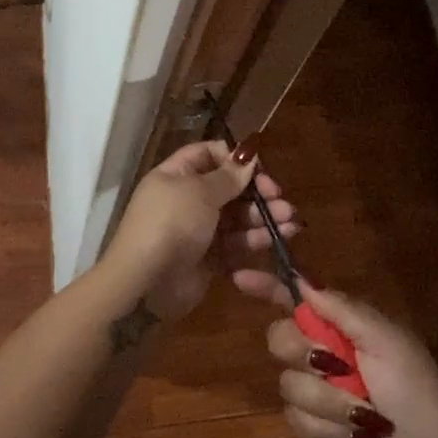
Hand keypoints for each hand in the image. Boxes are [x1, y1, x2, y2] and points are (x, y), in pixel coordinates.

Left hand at [103, 141, 299, 319]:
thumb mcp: (199, 193)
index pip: (209, 155)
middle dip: (258, 192)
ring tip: (290, 221)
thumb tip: (248, 156)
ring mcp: (199, 230)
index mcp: (177, 175)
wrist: (148, 282)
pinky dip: (256, 241)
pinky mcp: (210, 258)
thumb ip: (227, 176)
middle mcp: (188, 200)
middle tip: (281, 200)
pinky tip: (278, 239)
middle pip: (229, 188)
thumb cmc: (171, 225)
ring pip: (237, 218)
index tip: (260, 169)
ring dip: (264, 217)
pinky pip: (237, 245)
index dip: (235, 159)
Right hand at [237, 280, 437, 437]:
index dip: (266, 287)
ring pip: (288, 384)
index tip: (240, 277)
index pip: (294, 300)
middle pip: (279, 339)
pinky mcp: (307, 428)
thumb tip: (302, 280)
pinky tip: (355, 437)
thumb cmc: (412, 392)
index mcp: (340, 328)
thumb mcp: (386, 341)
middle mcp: (319, 355)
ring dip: (330, 402)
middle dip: (304, 353)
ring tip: (363, 414)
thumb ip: (344, 309)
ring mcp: (310, 392)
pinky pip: (297, 419)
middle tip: (336, 366)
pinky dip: (330, 429)